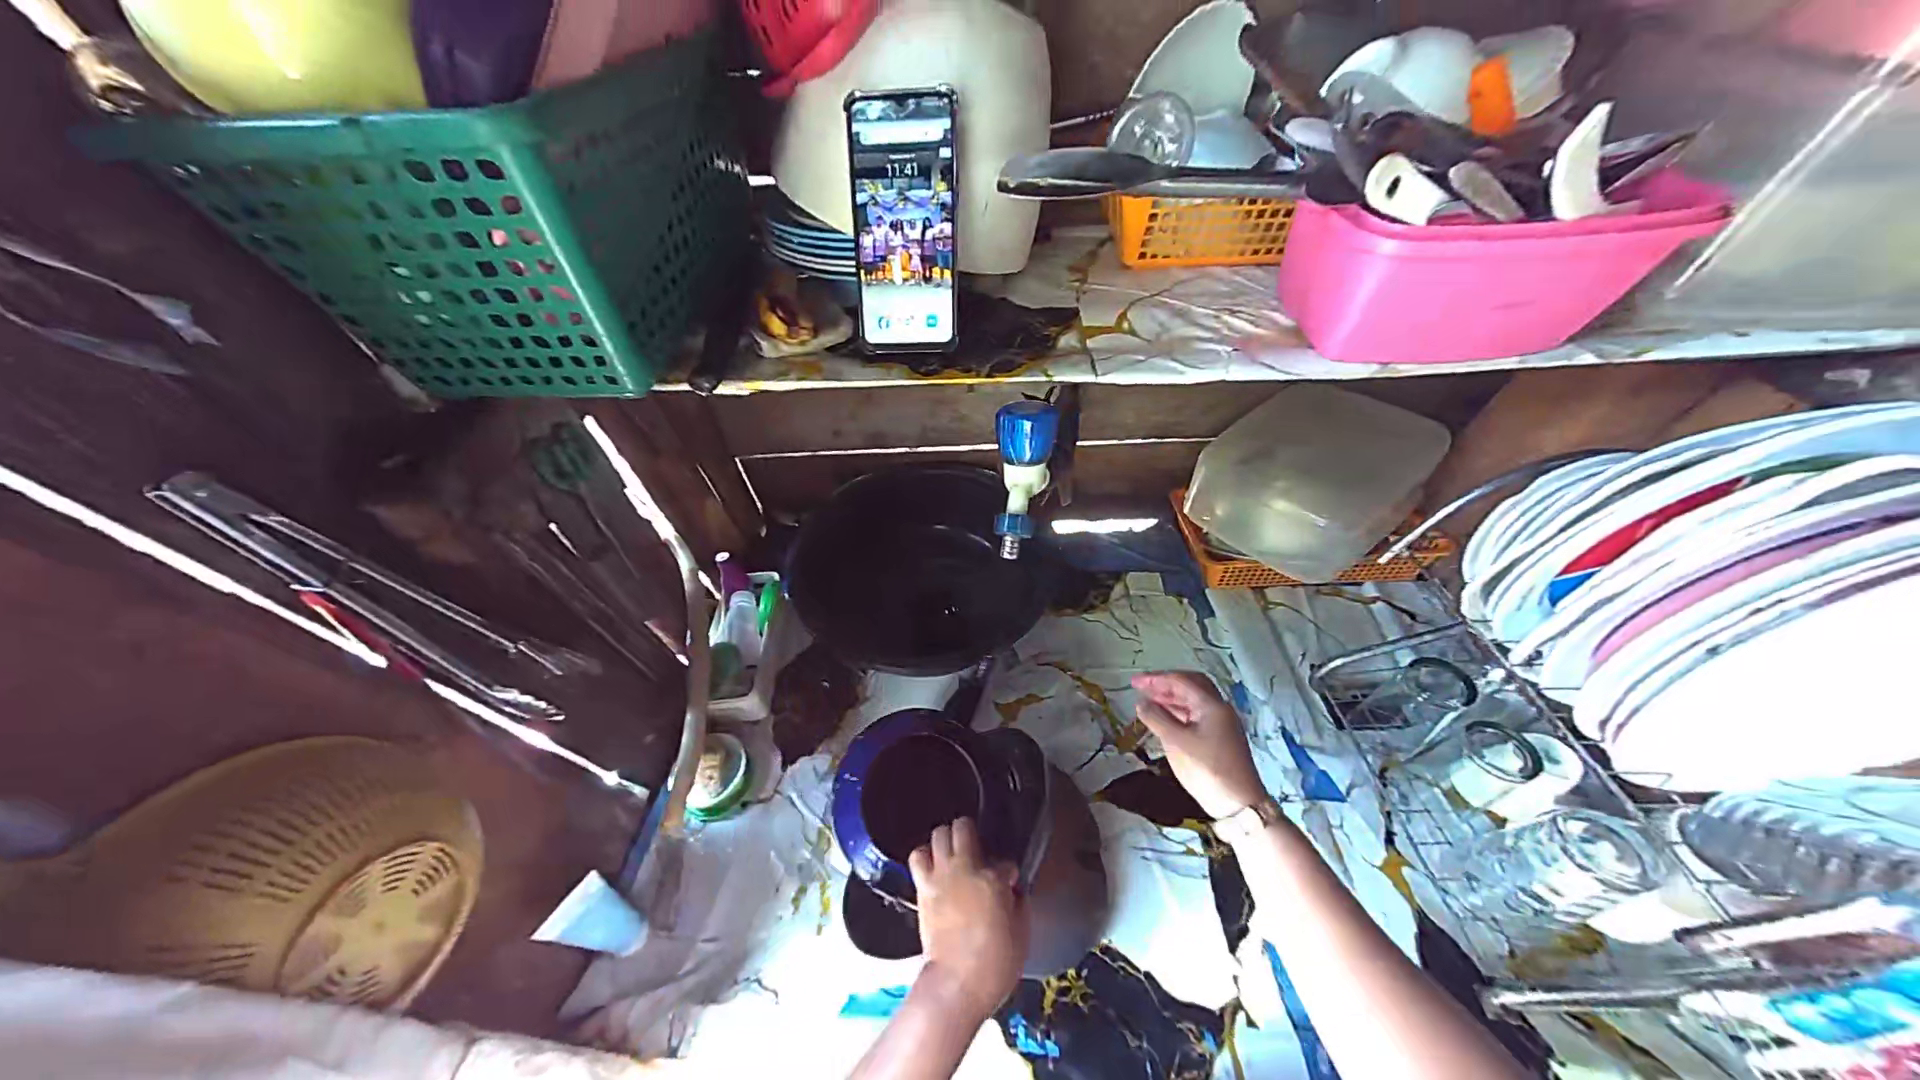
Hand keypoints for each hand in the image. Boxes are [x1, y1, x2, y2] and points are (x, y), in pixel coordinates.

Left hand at [908, 818, 1027, 1019]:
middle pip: (962, 827)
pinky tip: (933, 869)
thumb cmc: (994, 964)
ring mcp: (940, 877)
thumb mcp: (1021, 934)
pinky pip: (917, 859)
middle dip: (971, 833)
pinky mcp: (922, 890)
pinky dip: (924, 858)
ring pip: (937, 835)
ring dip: (945, 841)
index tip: (1008, 884)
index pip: (1005, 862)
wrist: (956, 984)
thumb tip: (1012, 893)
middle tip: (976, 850)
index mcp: (993, 878)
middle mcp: (964, 869)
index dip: (1008, 872)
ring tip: (952, 855)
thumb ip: (1018, 904)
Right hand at [1132, 671, 1265, 819]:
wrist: (1239, 804)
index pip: (1181, 681)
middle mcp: (1219, 709)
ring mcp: (1221, 723)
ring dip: (1171, 698)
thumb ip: (1157, 718)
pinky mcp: (1219, 737)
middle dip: (1165, 684)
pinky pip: (1196, 715)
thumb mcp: (1176, 742)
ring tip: (1149, 702)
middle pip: (1191, 685)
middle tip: (1143, 688)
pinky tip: (1165, 719)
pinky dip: (1178, 712)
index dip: (1156, 679)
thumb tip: (1141, 702)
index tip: (1134, 682)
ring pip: (1194, 701)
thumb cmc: (1207, 769)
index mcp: (1211, 705)